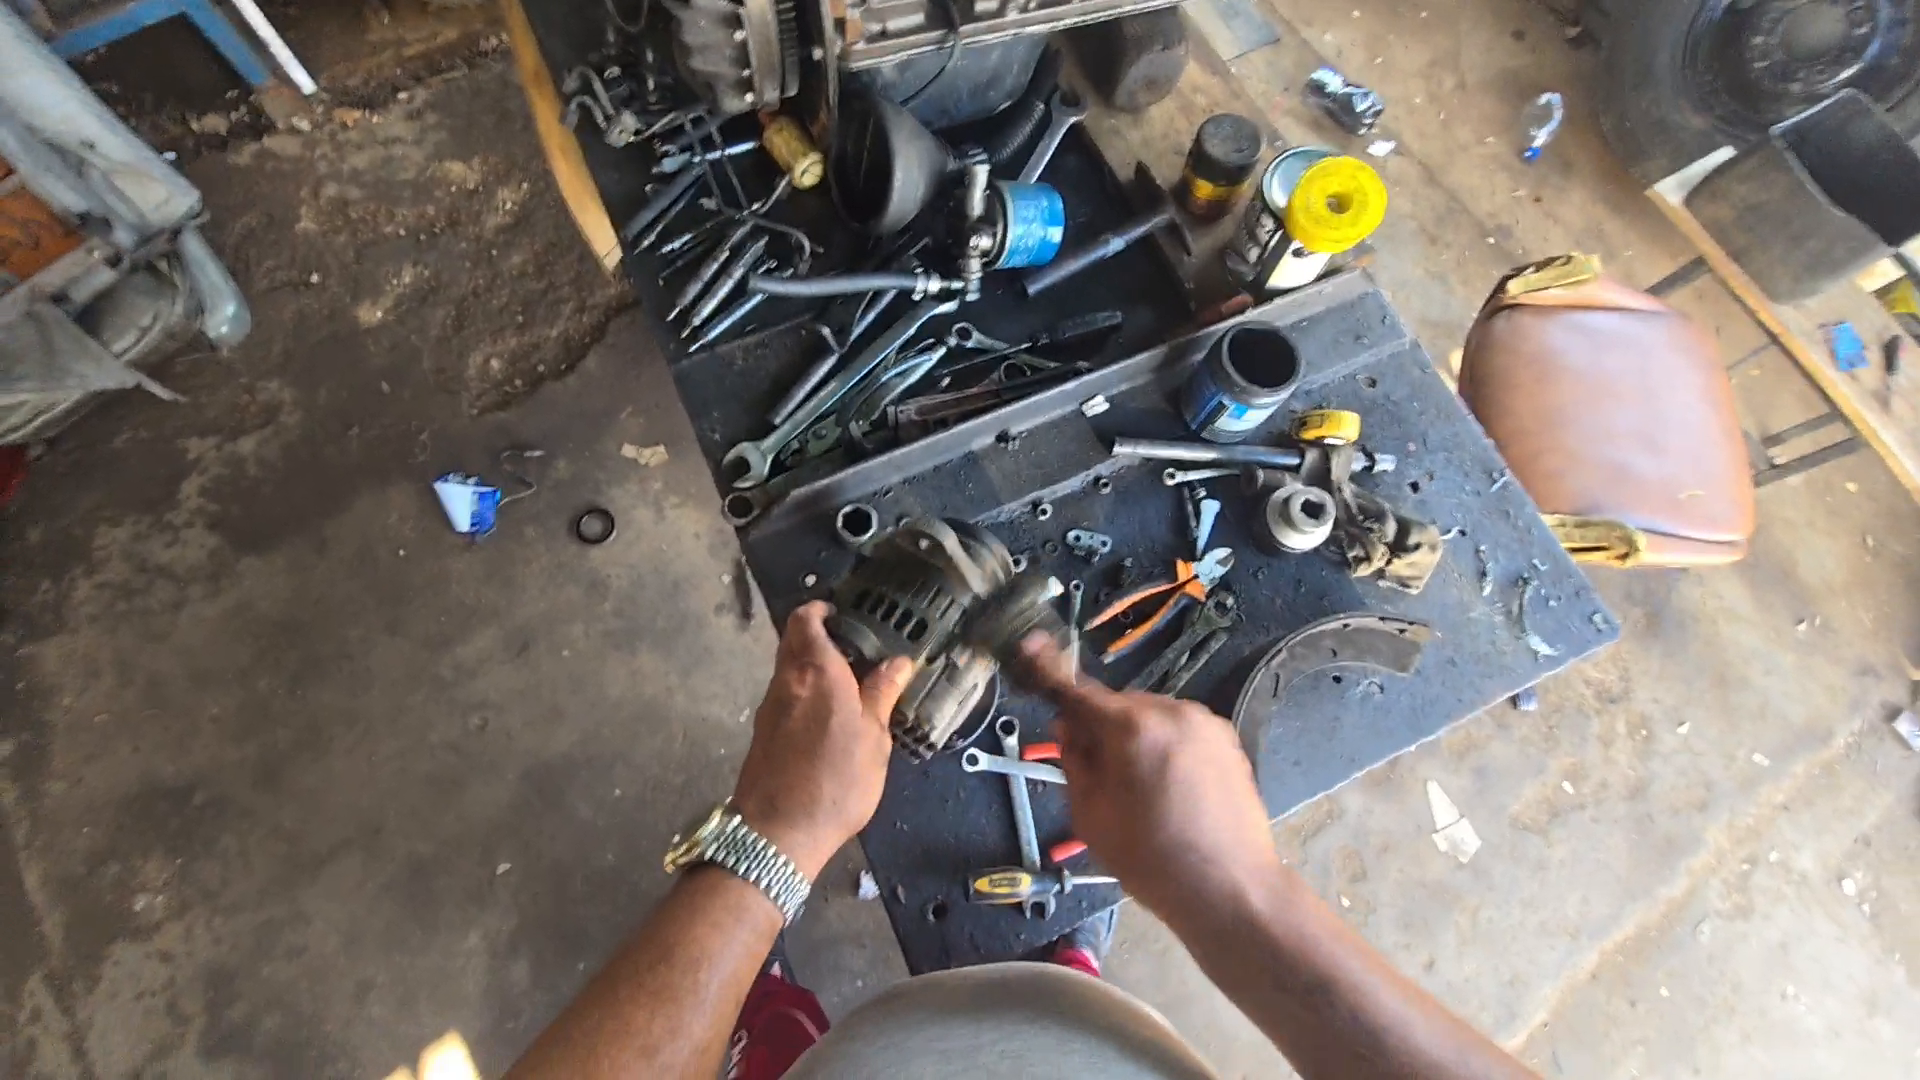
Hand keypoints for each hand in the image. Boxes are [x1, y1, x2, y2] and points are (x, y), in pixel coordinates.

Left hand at [732, 602, 913, 879]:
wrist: (776, 834)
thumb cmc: (835, 781)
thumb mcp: (874, 739)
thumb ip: (882, 694)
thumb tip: (898, 662)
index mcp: (817, 671)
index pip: (806, 619)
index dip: (820, 609)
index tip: (841, 613)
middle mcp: (787, 680)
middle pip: (794, 640)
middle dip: (818, 635)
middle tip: (854, 647)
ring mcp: (770, 706)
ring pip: (788, 668)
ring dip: (811, 665)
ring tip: (848, 682)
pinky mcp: (762, 731)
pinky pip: (785, 694)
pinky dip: (804, 690)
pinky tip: (827, 714)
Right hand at [1013, 632, 1285, 926]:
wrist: (1232, 890)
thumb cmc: (1152, 859)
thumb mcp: (1090, 815)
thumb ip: (1074, 760)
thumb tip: (1068, 727)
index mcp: (1131, 727)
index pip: (1079, 691)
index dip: (1049, 669)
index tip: (1031, 647)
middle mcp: (1170, 710)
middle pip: (1118, 706)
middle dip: (1103, 728)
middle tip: (1102, 773)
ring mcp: (1204, 721)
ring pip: (1150, 716)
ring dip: (1137, 736)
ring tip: (1144, 789)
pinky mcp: (1227, 738)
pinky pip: (1179, 729)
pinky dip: (1166, 745)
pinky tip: (1173, 786)